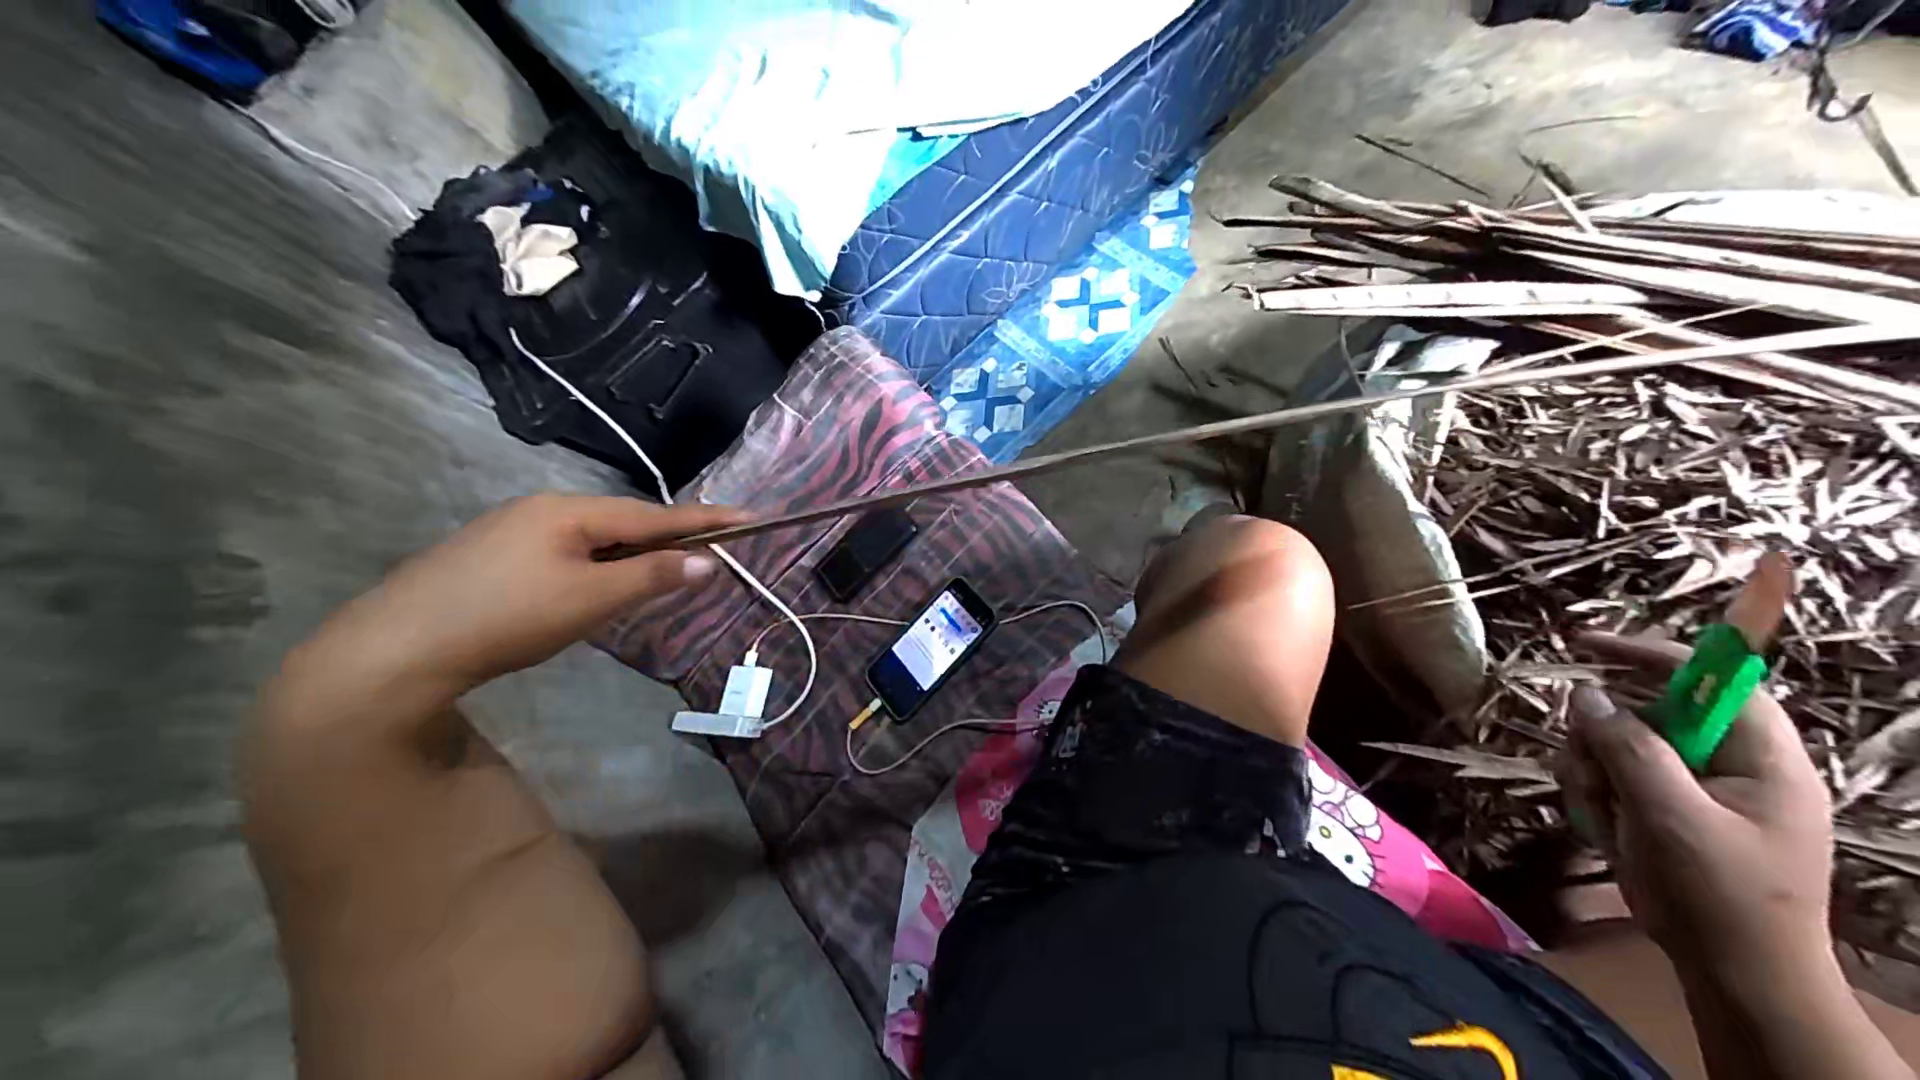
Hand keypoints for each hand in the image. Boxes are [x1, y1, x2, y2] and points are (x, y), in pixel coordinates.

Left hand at [289, 495, 747, 703]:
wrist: (392, 651)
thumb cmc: (506, 618)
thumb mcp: (591, 599)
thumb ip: (652, 576)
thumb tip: (708, 561)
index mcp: (568, 511)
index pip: (653, 514)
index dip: (705, 518)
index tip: (750, 516)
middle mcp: (540, 509)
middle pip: (622, 522)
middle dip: (667, 538)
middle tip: (707, 554)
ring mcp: (510, 531)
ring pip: (592, 539)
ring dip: (631, 556)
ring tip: (659, 574)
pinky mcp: (490, 557)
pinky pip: (564, 552)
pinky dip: (597, 566)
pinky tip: (594, 587)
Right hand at [1558, 633, 1834, 988]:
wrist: (1736, 971)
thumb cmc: (1719, 895)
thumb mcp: (1669, 817)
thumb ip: (1628, 748)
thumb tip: (1587, 695)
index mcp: (1762, 760)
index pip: (1713, 679)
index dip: (1652, 653)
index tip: (1585, 644)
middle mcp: (1731, 764)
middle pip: (1647, 712)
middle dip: (1604, 737)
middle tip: (1588, 770)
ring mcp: (1697, 786)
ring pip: (1617, 743)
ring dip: (1591, 769)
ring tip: (1599, 812)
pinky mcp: (1666, 806)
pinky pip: (1610, 773)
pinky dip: (1593, 791)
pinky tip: (1602, 823)